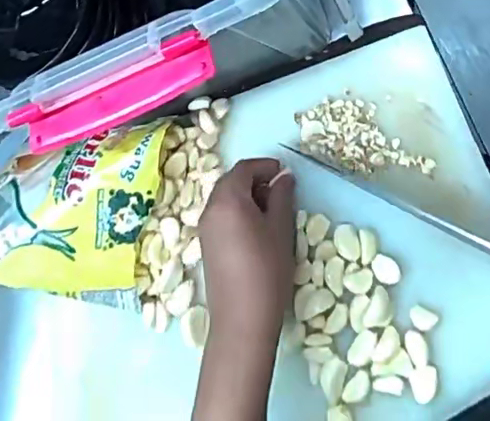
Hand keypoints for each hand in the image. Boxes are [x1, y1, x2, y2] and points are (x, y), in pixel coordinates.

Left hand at [192, 159, 292, 420]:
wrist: (242, 322)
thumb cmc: (266, 270)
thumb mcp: (280, 228)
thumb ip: (281, 196)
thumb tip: (284, 177)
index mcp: (227, 198)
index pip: (244, 168)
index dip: (265, 166)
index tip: (284, 173)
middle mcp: (210, 208)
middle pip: (231, 181)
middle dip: (255, 179)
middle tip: (280, 190)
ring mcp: (205, 228)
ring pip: (225, 198)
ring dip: (246, 195)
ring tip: (271, 210)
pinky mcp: (206, 245)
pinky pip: (221, 215)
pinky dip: (237, 211)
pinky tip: (256, 228)